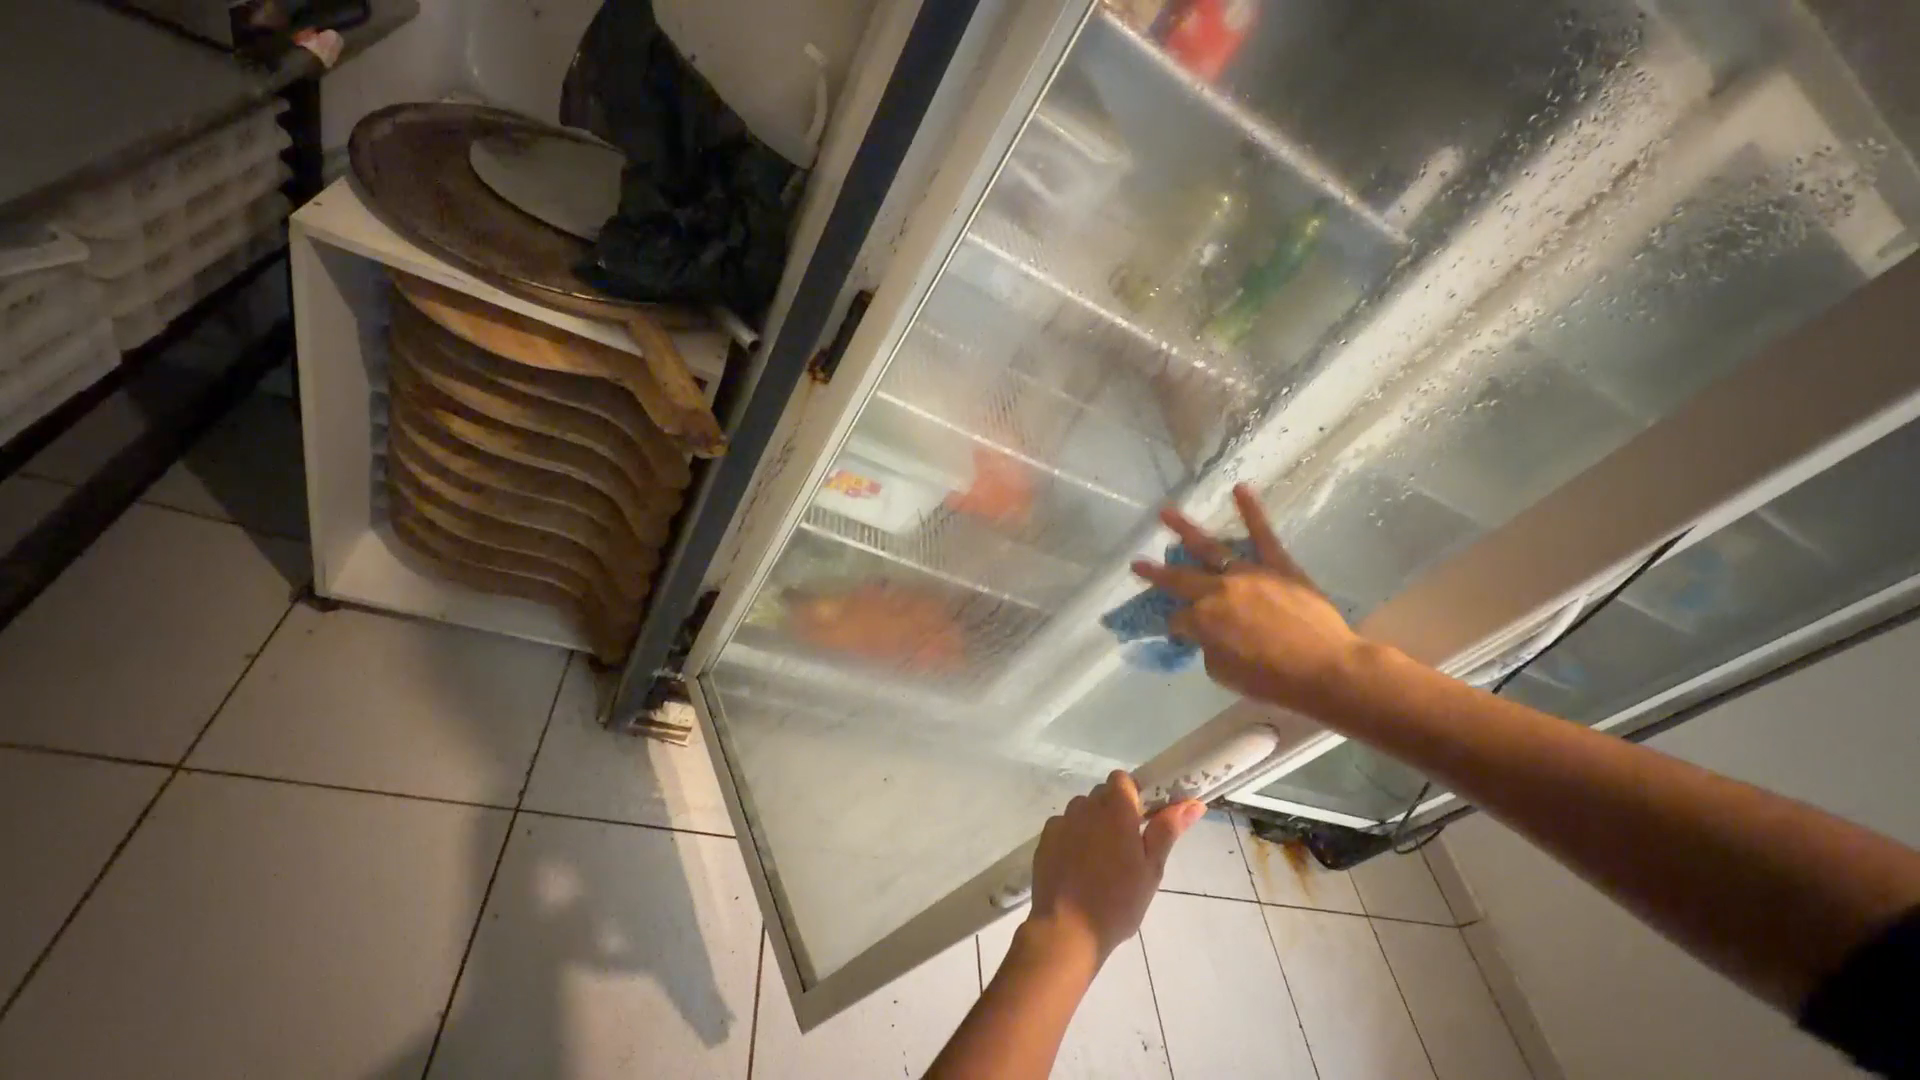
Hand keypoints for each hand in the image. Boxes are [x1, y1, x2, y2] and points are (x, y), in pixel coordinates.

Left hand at [1027, 771, 1203, 961]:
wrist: (1067, 929)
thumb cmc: (1118, 901)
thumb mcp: (1151, 868)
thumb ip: (1167, 830)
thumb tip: (1192, 803)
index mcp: (1115, 810)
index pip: (1123, 779)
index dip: (1134, 793)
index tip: (1143, 818)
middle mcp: (1085, 807)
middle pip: (1102, 794)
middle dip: (1115, 811)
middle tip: (1128, 846)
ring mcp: (1061, 822)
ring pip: (1082, 810)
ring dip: (1093, 824)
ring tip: (1102, 860)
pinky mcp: (1044, 839)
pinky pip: (1064, 827)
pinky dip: (1073, 838)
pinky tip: (1079, 867)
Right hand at [1132, 483, 1366, 714]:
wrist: (1324, 668)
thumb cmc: (1272, 679)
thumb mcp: (1225, 674)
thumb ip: (1210, 649)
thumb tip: (1211, 636)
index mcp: (1202, 620)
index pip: (1178, 620)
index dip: (1176, 627)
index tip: (1180, 634)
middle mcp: (1217, 590)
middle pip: (1180, 578)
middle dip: (1156, 573)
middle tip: (1136, 563)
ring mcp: (1247, 573)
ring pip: (1210, 547)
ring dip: (1185, 529)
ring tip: (1165, 512)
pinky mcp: (1278, 566)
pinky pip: (1263, 535)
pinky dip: (1252, 511)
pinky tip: (1240, 488)